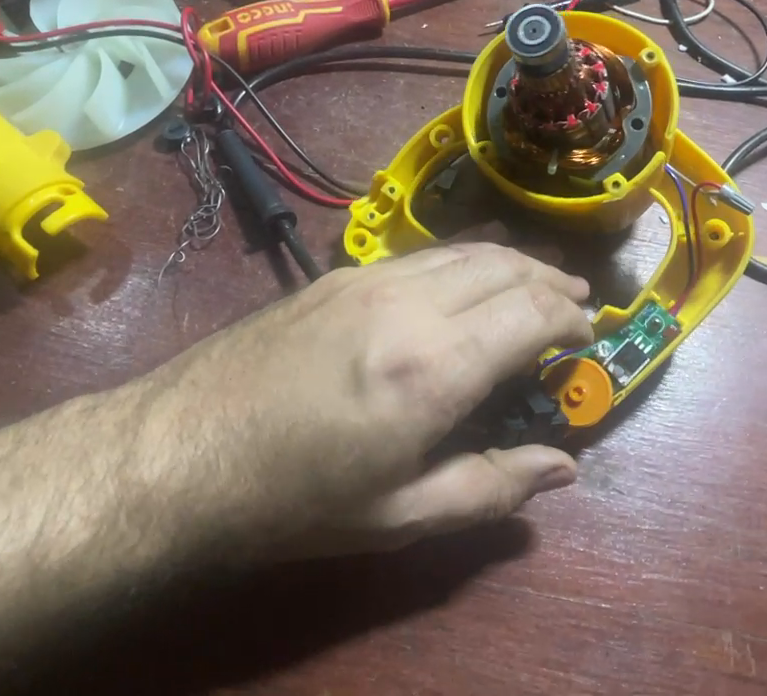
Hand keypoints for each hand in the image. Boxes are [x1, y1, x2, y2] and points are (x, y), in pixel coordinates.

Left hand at [131, 243, 590, 560]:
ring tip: (537, 278)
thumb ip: (491, 488)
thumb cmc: (294, 501)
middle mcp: (409, 305)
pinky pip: (421, 254)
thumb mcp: (399, 515)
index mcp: (433, 369)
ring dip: (510, 261)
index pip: (531, 314)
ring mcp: (368, 281)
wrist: (177, 453)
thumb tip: (563, 467)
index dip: (571, 318)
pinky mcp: (337, 276)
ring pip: (463, 250)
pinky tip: (465, 274)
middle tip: (578, 298)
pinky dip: (463, 258)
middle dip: (551, 278)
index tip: (589, 333)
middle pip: (504, 267)